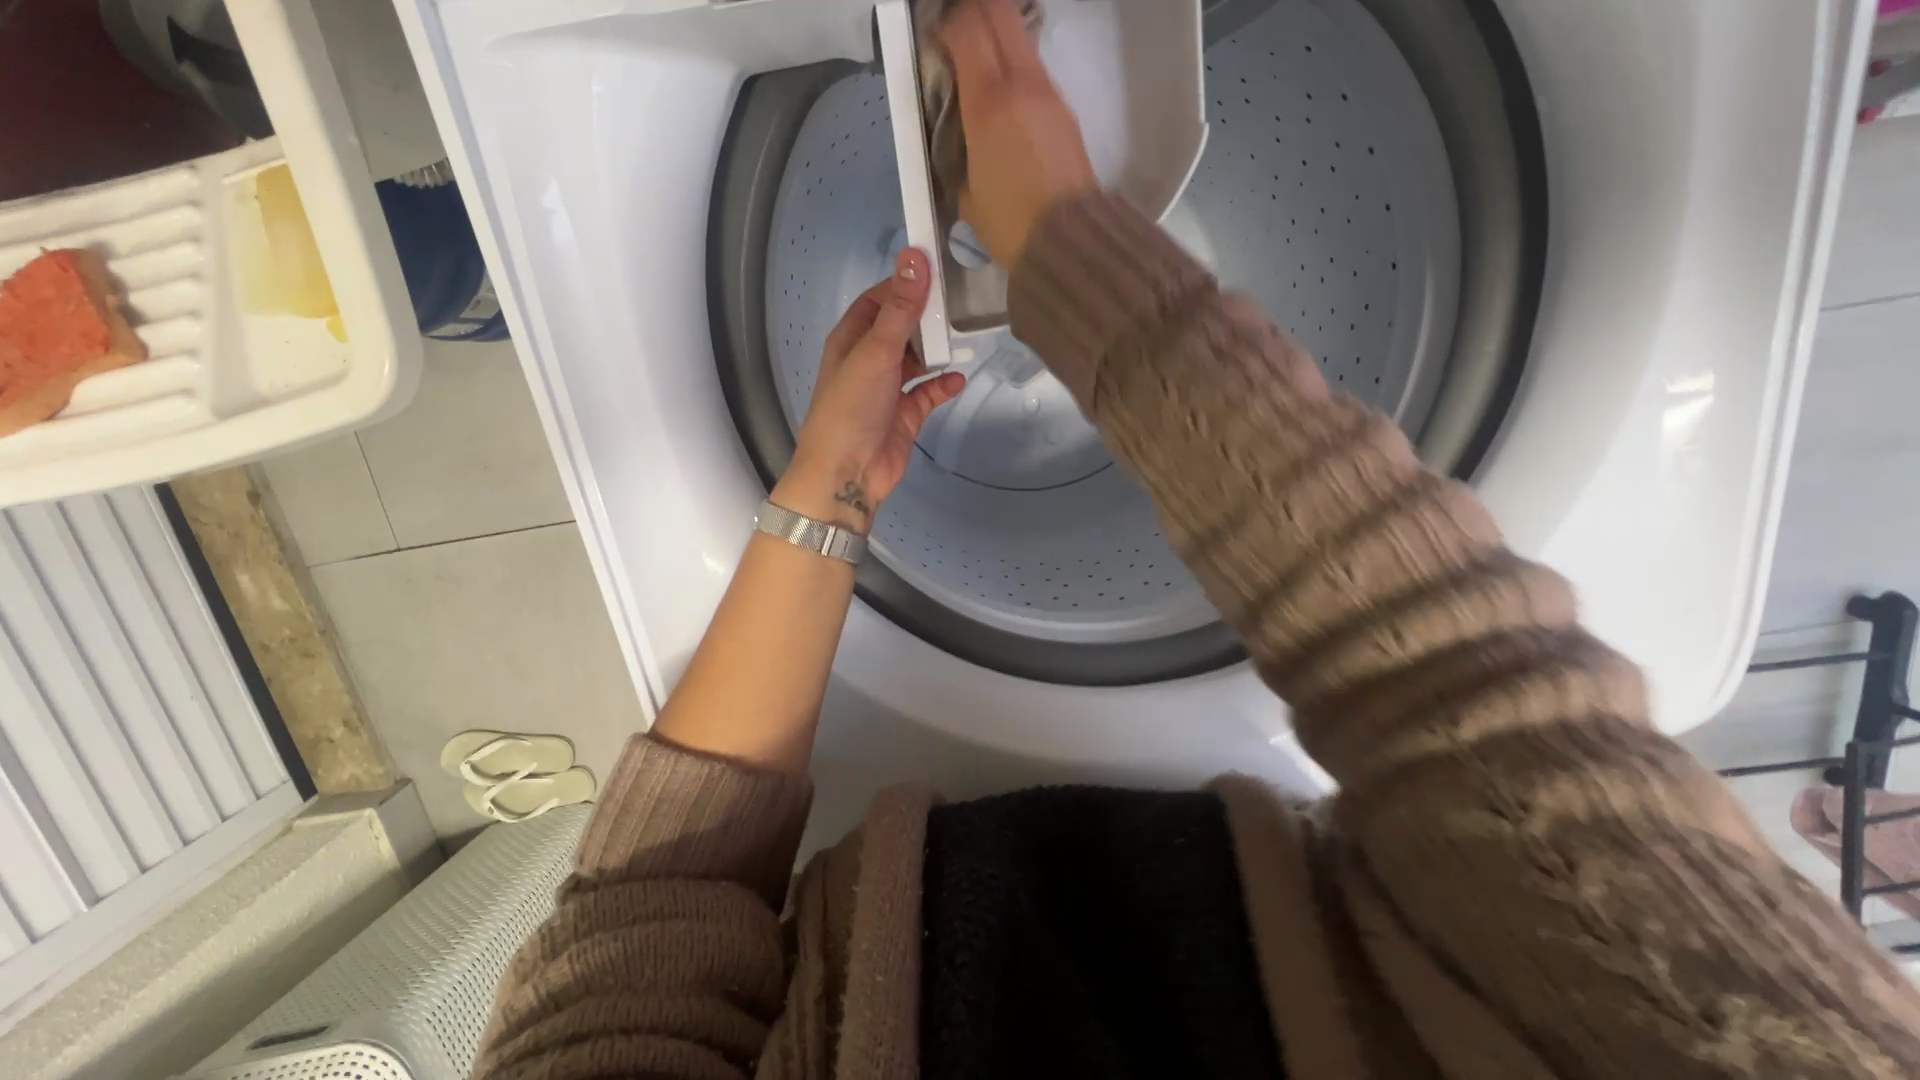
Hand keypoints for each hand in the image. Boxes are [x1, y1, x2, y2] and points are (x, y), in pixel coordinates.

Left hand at [776, 248, 965, 532]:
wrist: (848, 473)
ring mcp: (888, 389)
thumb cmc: (853, 406)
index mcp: (851, 339)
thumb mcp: (876, 350)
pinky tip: (958, 379)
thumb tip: (916, 255)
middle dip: (927, 317)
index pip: (878, 299)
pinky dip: (942, 385)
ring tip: (964, 336)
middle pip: (901, 328)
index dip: (904, 284)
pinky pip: (928, 392)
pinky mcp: (905, 414)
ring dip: (937, 350)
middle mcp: (869, 360)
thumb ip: (900, 307)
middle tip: (960, 301)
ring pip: (917, 359)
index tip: (937, 269)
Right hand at [941, 0, 1097, 266]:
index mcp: (988, 103)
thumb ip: (958, 152)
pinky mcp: (1065, 110)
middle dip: (974, 13)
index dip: (946, 25)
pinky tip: (1005, 92)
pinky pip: (1035, 69)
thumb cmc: (1008, 223)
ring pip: (1020, 37)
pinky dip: (1016, 65)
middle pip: (998, 13)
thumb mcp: (966, 192)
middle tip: (958, 31)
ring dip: (998, 36)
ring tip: (980, 58)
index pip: (965, 30)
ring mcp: (1049, 93)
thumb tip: (959, 136)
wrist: (1067, 241)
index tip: (934, 40)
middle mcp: (1021, 84)